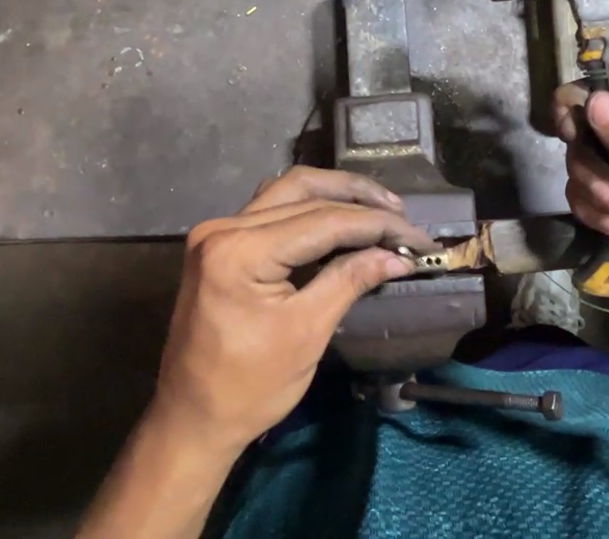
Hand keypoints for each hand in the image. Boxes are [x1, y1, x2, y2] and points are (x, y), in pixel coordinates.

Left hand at [149, 167, 431, 454]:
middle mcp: (223, 227)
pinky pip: (272, 207)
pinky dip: (310, 206)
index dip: (375, 225)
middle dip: (359, 202)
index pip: (322, 221)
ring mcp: (218, 231)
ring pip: (288, 190)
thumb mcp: (307, 333)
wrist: (192, 417)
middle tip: (403, 215)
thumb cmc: (250, 386)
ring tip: (379, 207)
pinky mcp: (220, 241)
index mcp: (239, 250)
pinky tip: (340, 214)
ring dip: (335, 193)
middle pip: (304, 193)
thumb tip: (399, 255)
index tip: (416, 235)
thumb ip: (349, 280)